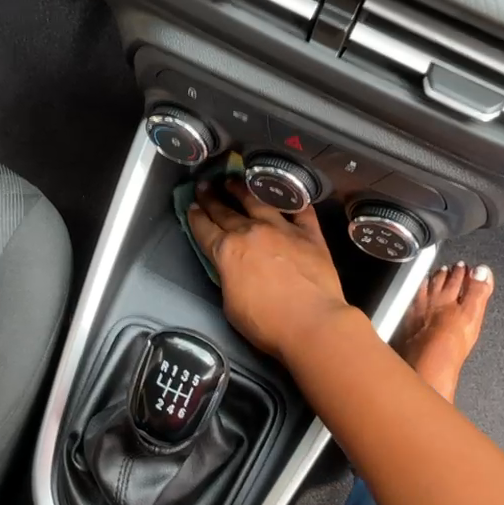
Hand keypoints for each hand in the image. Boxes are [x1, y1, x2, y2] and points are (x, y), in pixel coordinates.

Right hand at [187, 180, 353, 362]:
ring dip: (243, 190)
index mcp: (227, 252)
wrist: (312, 322)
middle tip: (205, 185)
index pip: (205, 230)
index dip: (196, 217)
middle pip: (226, 212)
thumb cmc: (266, 323)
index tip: (191, 206)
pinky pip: (300, 210)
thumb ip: (229, 279)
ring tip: (234, 181)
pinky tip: (286, 193)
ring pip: (258, 201)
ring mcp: (283, 229)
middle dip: (212, 198)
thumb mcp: (231, 305)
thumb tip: (233, 270)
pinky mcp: (310, 234)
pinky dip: (292, 200)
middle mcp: (252, 232)